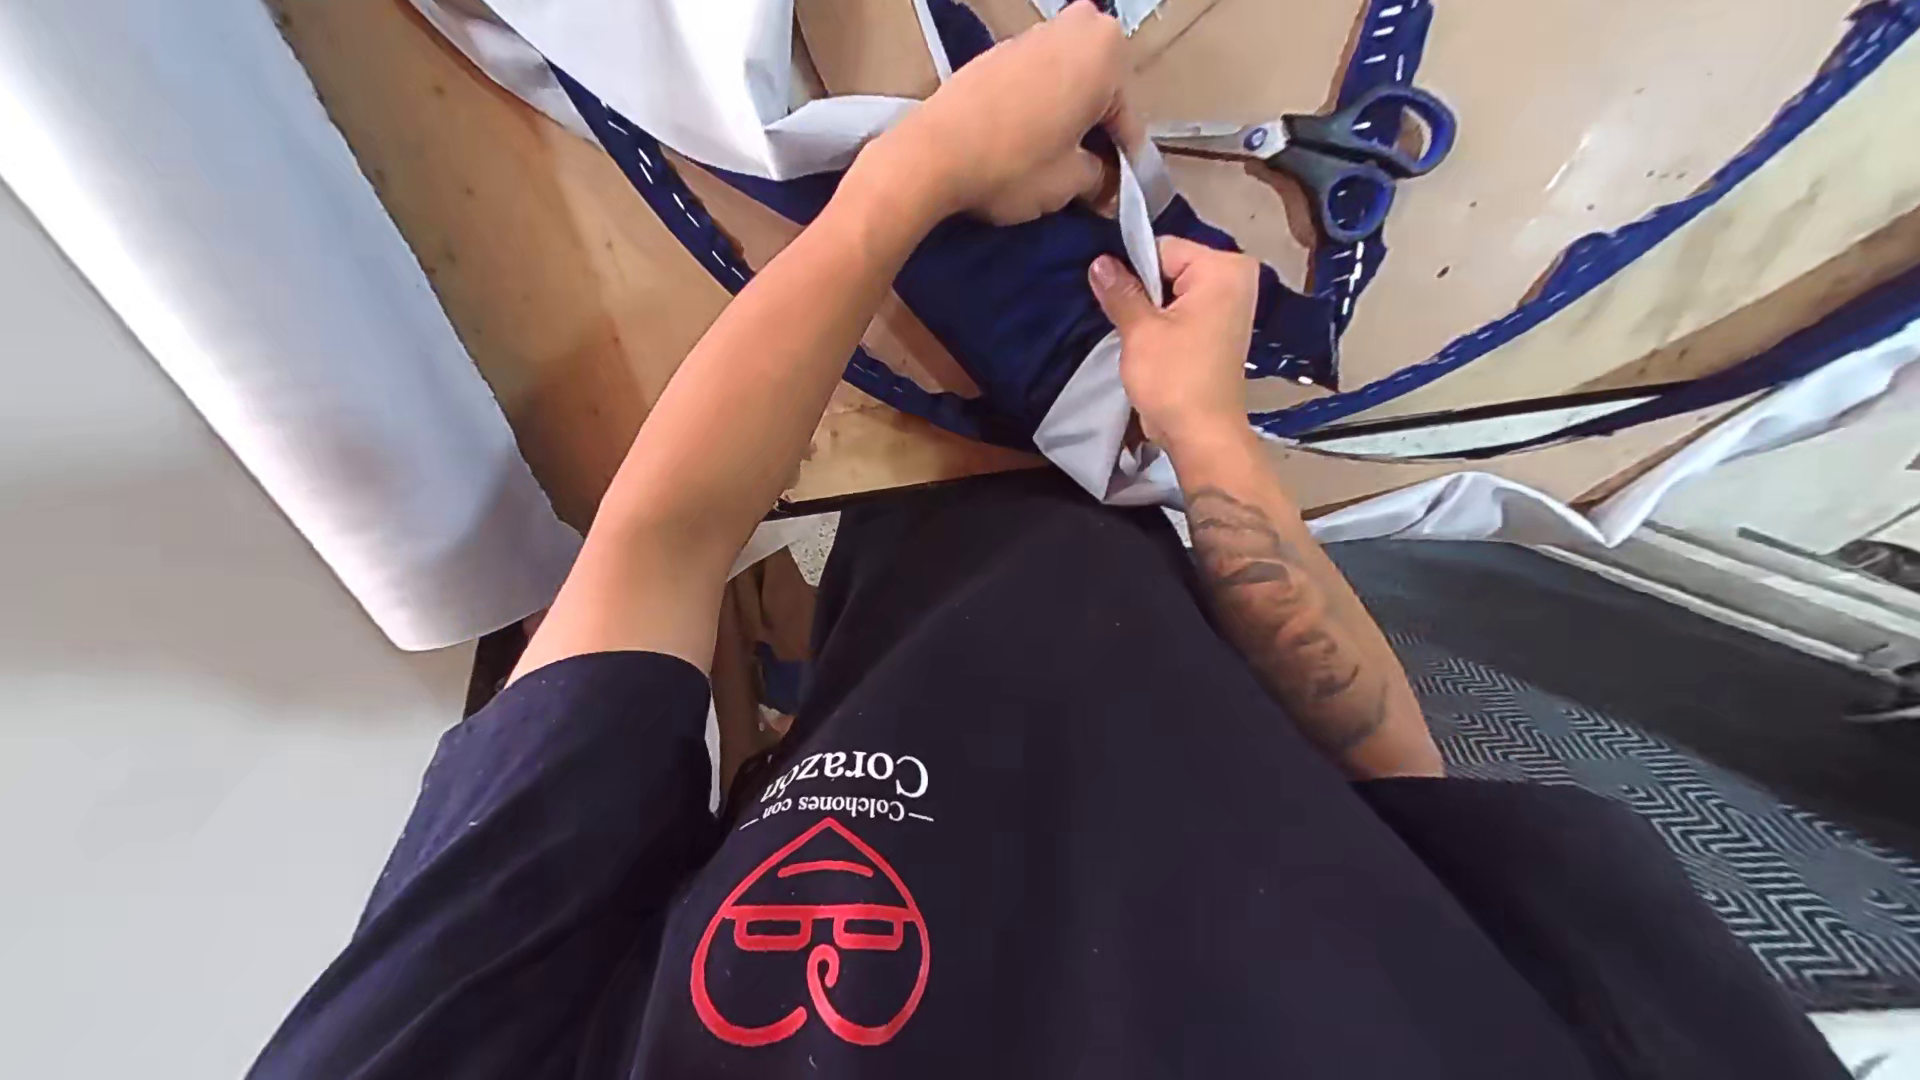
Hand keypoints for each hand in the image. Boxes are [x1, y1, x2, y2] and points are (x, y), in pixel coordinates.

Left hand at [863, 1, 1126, 224]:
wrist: (935, 154)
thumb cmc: (1014, 165)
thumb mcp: (1069, 182)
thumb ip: (1099, 180)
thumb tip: (1107, 188)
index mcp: (1107, 49)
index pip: (1128, 121)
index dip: (1122, 167)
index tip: (1115, 198)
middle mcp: (1076, 25)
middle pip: (1098, 97)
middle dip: (1094, 140)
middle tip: (1086, 185)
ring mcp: (1034, 34)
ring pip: (1067, 90)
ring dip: (1068, 127)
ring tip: (1055, 169)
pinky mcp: (999, 53)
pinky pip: (1037, 87)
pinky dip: (1040, 115)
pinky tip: (1027, 150)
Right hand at [1088, 236, 1258, 454]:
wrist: (1200, 433)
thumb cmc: (1173, 379)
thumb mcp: (1140, 331)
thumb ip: (1120, 292)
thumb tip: (1099, 261)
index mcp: (1223, 268)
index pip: (1163, 248)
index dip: (1132, 272)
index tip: (1114, 300)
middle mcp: (1234, 279)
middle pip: (1169, 268)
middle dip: (1143, 292)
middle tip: (1126, 324)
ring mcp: (1229, 306)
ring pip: (1173, 293)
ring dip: (1150, 312)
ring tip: (1137, 338)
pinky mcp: (1218, 331)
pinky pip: (1183, 313)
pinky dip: (1163, 325)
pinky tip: (1149, 347)